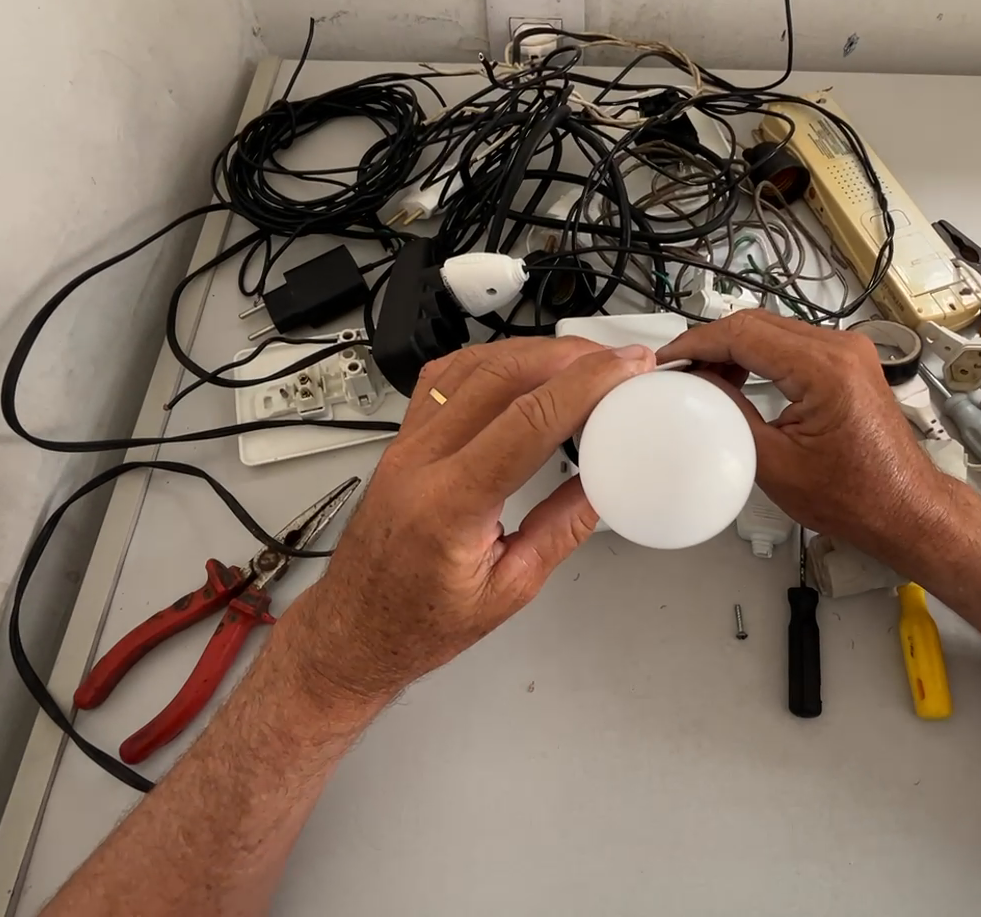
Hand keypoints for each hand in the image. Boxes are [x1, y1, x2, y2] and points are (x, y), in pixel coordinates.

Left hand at [288, 336, 653, 705]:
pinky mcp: (403, 440)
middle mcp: (420, 462)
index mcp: (449, 506)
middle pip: (500, 375)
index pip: (527, 421)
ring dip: (532, 351)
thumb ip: (561, 529)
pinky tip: (522, 364)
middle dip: (567, 354)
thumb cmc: (417, 622)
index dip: (585, 385)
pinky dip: (493, 358)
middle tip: (613, 358)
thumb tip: (605, 482)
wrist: (355, 630)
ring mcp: (406, 445)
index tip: (624, 368)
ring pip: (471, 364)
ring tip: (579, 358)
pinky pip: (445, 376)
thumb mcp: (509, 589)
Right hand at [657, 310, 951, 557]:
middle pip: (756, 323)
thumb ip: (731, 416)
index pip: (744, 334)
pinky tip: (735, 377)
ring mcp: (847, 350)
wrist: (904, 507)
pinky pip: (790, 343)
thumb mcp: (775, 464)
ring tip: (700, 375)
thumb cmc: (855, 496)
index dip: (698, 342)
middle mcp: (841, 348)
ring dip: (732, 347)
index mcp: (825, 370)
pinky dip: (756, 354)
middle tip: (677, 367)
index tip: (668, 357)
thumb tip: (699, 385)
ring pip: (771, 328)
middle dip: (710, 342)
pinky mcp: (846, 361)